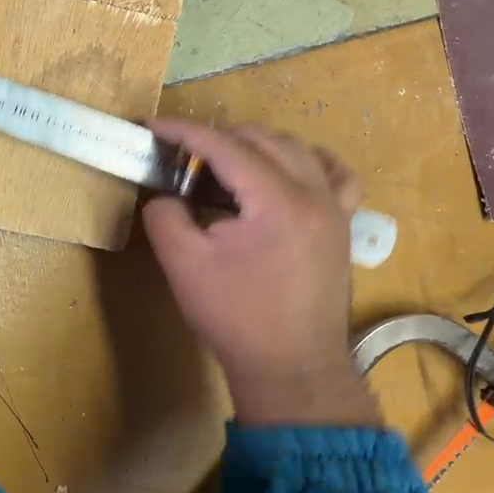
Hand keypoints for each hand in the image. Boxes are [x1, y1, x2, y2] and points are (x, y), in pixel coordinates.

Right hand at [141, 120, 381, 427]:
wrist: (291, 366)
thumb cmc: (234, 314)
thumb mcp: (181, 261)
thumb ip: (164, 214)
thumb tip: (166, 195)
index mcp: (277, 202)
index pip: (225, 146)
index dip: (184, 131)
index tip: (152, 126)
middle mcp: (315, 196)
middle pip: (262, 140)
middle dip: (217, 137)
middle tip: (179, 153)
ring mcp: (335, 210)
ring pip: (297, 150)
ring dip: (255, 145)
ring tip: (221, 164)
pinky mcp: (341, 227)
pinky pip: (336, 176)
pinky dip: (306, 162)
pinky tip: (284, 170)